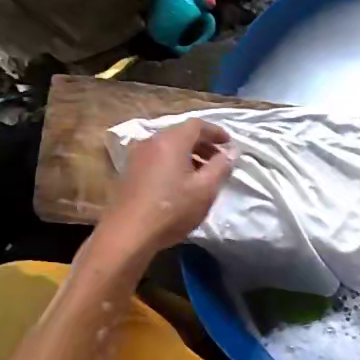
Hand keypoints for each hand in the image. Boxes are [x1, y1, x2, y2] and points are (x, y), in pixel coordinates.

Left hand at [103, 119, 235, 253]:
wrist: (128, 234)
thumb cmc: (171, 210)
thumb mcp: (205, 189)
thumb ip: (221, 167)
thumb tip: (231, 152)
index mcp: (171, 141)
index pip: (197, 125)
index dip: (216, 132)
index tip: (229, 144)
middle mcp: (152, 141)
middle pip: (181, 133)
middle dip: (203, 144)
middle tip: (218, 160)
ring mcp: (137, 156)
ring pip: (168, 146)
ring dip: (188, 154)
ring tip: (201, 173)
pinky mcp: (129, 171)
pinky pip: (157, 157)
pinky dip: (173, 162)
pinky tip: (179, 182)